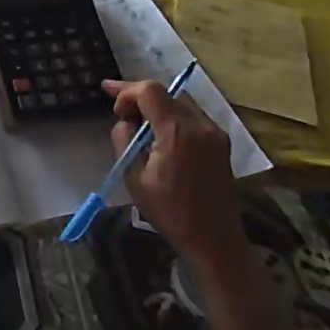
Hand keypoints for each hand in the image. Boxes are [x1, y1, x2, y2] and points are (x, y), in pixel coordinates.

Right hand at [101, 78, 243, 261]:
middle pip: (166, 93)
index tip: (109, 102)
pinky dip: (171, 116)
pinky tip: (157, 133)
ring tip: (136, 123)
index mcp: (178, 133)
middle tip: (118, 112)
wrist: (214, 239)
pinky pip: (192, 116)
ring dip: (156, 105)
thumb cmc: (169, 211)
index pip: (149, 91)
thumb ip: (124, 140)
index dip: (125, 90)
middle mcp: (201, 126)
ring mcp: (215, 134)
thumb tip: (125, 123)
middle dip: (138, 96)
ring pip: (180, 102)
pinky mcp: (221, 143)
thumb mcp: (133, 176)